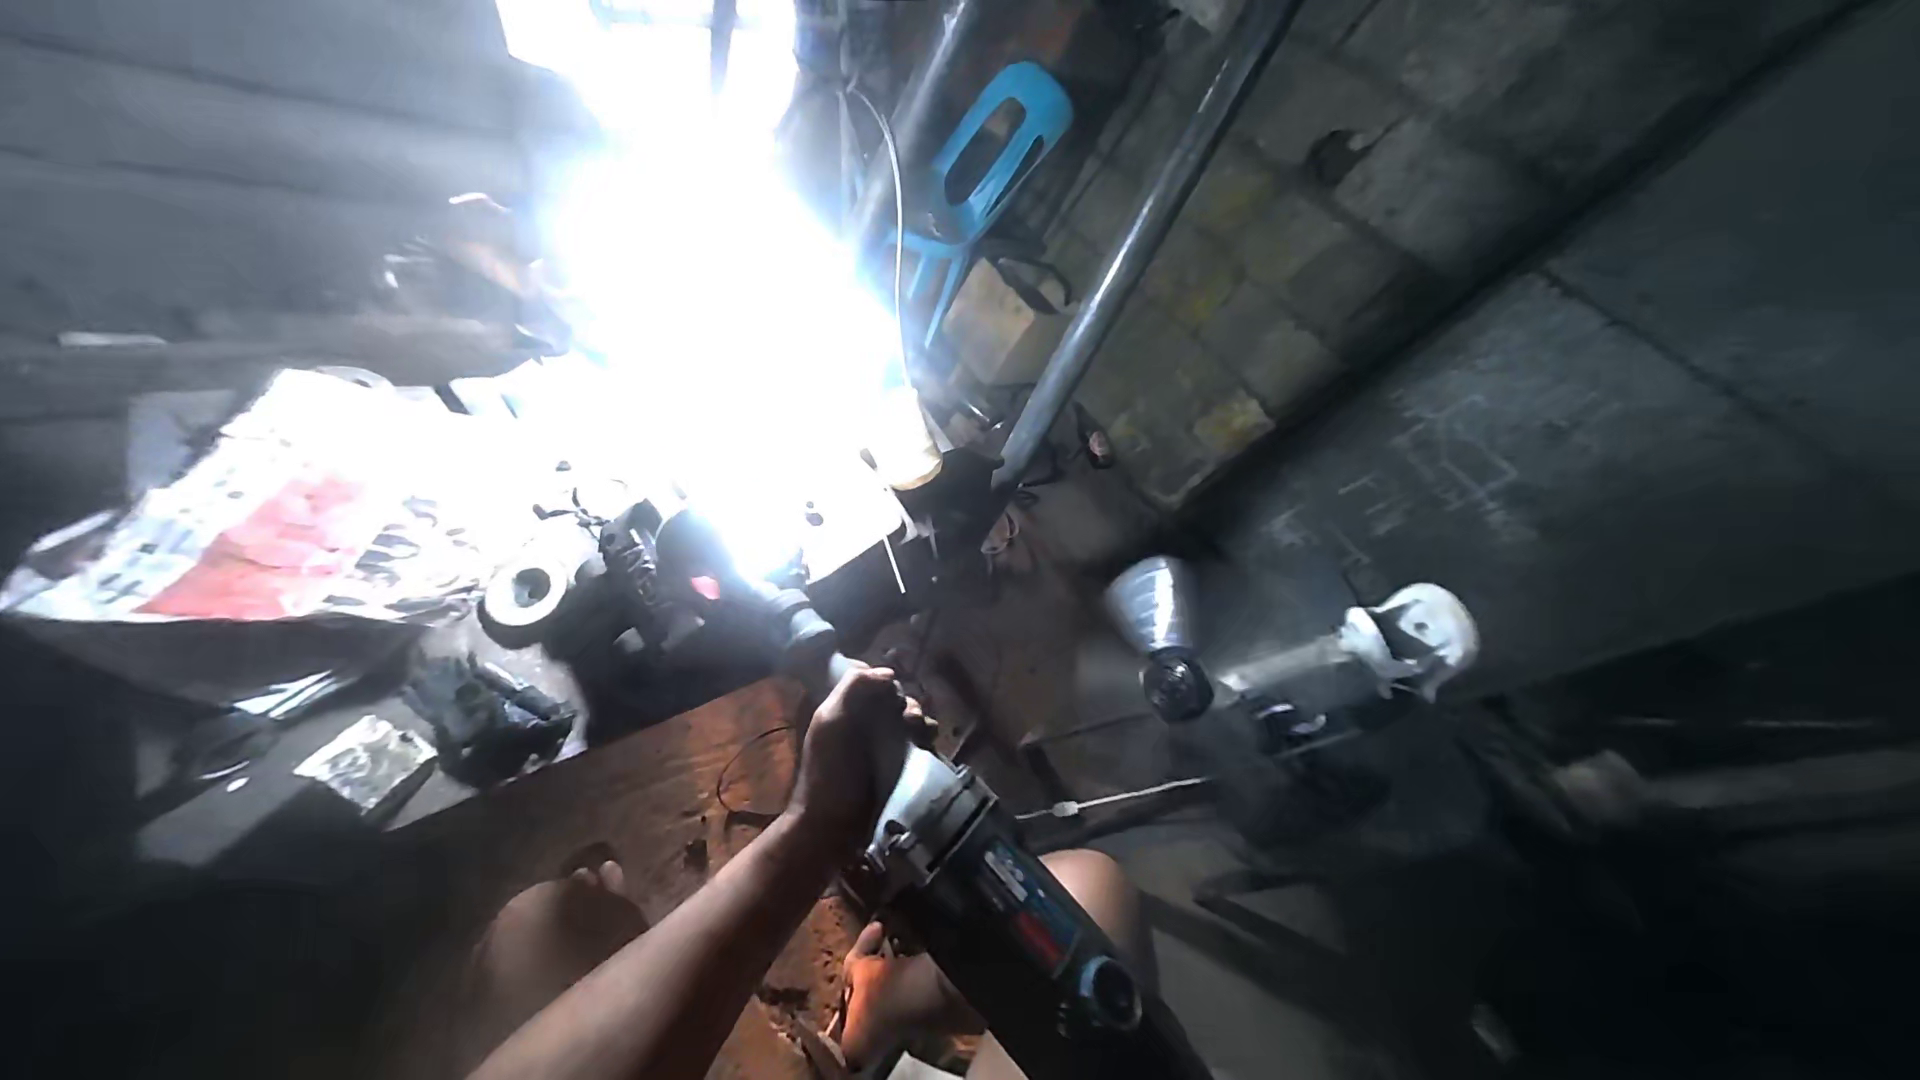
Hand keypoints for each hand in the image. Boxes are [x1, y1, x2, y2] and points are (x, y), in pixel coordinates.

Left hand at [786, 666, 926, 850]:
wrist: (833, 827)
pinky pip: (921, 739)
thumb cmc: (828, 773)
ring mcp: (884, 742)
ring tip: (916, 730)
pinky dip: (927, 734)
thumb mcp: (831, 722)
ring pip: (911, 714)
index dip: (885, 679)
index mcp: (846, 707)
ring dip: (919, 716)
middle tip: (906, 717)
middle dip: (905, 700)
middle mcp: (866, 720)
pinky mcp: (901, 762)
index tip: (891, 690)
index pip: (873, 679)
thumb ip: (853, 688)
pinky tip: (926, 741)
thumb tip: (889, 672)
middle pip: (896, 695)